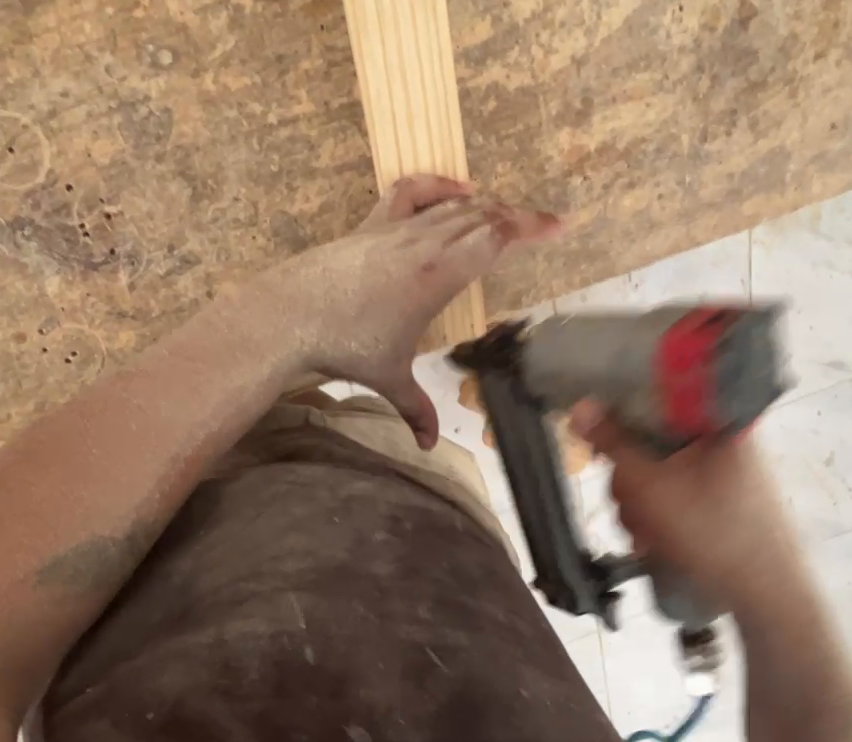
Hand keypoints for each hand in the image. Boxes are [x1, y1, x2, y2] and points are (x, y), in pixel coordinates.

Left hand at [247, 175, 561, 448]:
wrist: (289, 315)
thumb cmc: (345, 346)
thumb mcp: (389, 378)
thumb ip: (416, 409)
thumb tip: (428, 445)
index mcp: (440, 275)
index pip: (498, 238)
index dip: (533, 228)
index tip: (561, 224)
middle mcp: (425, 243)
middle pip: (483, 215)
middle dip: (517, 218)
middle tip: (541, 226)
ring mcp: (397, 229)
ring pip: (453, 205)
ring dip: (484, 206)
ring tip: (505, 214)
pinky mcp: (371, 224)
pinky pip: (412, 193)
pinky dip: (438, 187)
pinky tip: (456, 191)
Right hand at [571, 403, 805, 612]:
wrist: (766, 592)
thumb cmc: (711, 530)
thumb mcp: (649, 485)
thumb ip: (612, 444)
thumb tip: (579, 406)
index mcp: (717, 419)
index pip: (657, 398)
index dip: (621, 419)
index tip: (604, 448)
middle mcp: (724, 438)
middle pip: (651, 442)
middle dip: (630, 484)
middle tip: (634, 510)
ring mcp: (726, 472)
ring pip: (659, 474)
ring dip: (641, 508)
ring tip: (647, 537)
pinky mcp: (723, 500)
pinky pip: (675, 496)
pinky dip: (660, 518)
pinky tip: (657, 542)